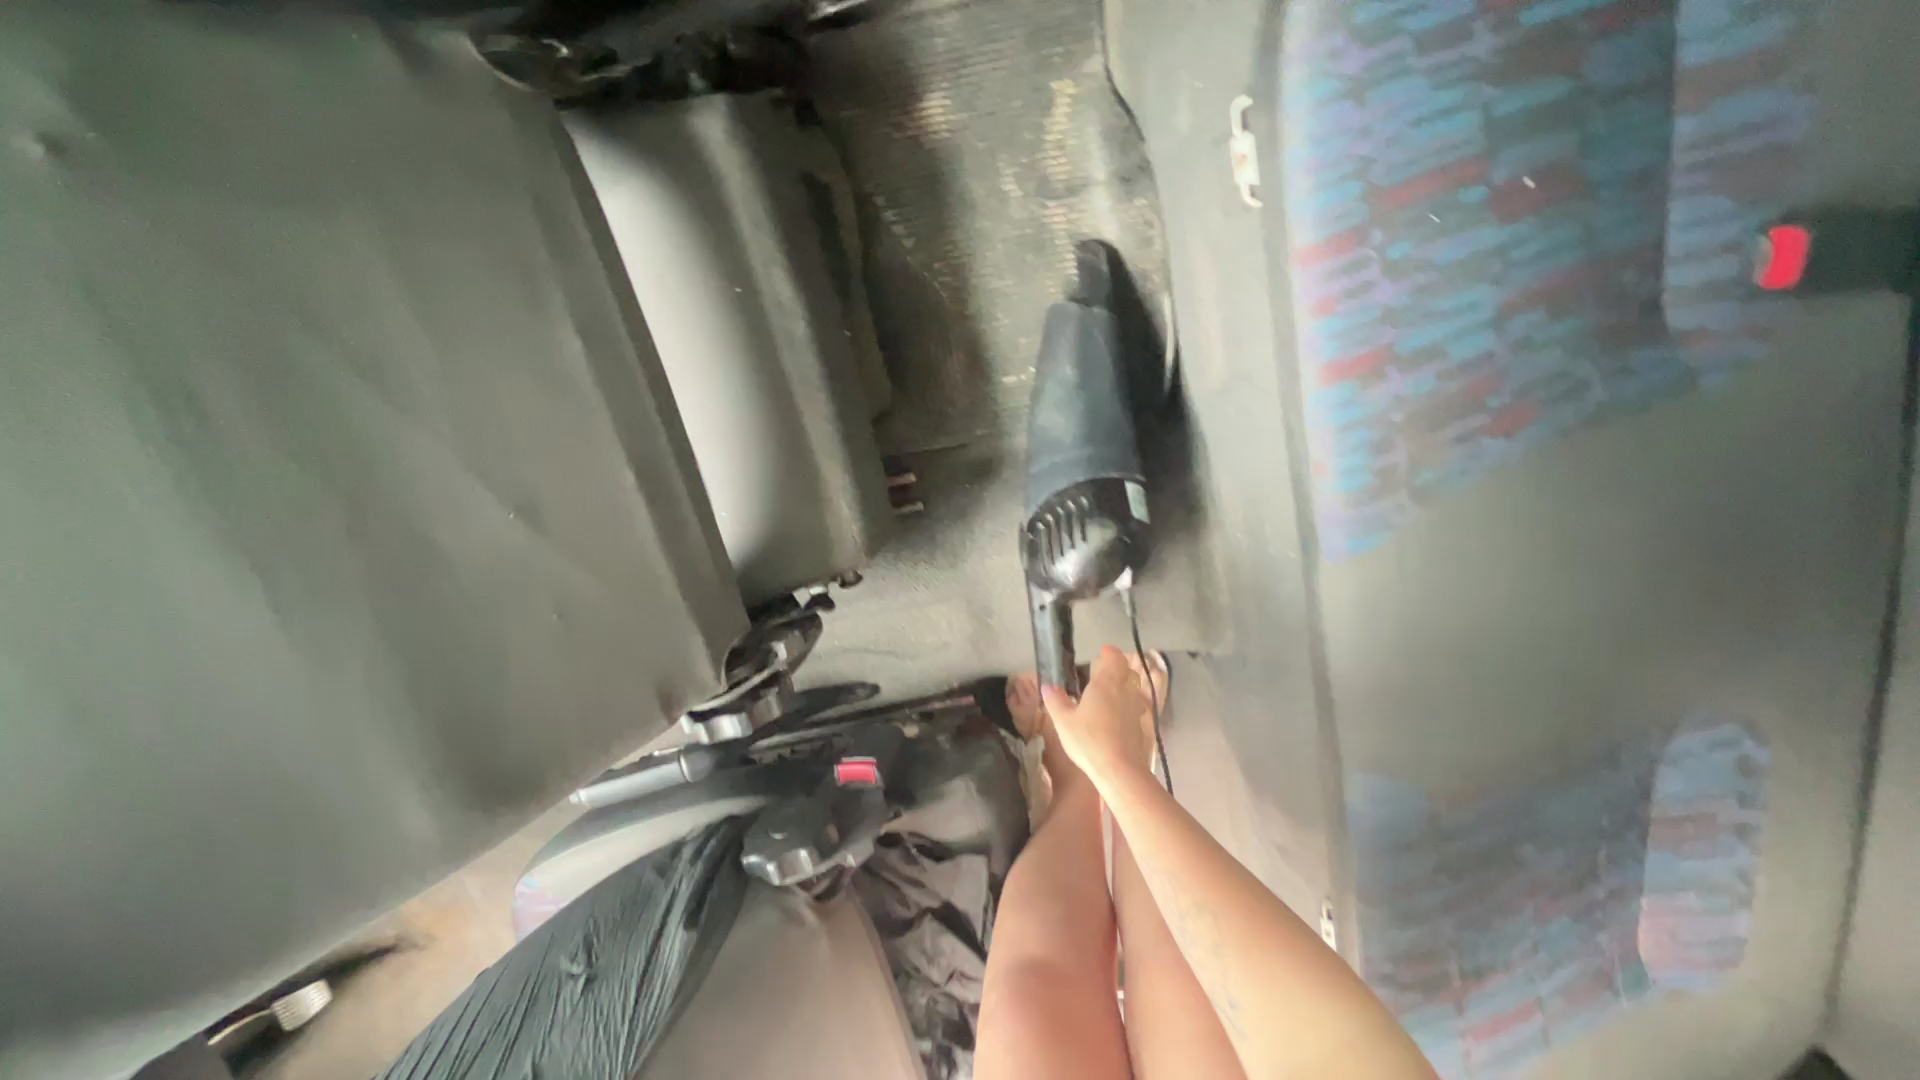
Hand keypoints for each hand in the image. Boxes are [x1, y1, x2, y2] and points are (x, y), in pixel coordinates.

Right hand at [1039, 646, 1163, 785]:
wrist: (1119, 769)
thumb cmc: (1088, 740)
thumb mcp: (1063, 721)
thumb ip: (1056, 700)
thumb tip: (1048, 685)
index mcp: (1105, 684)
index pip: (1115, 658)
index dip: (1110, 653)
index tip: (1103, 651)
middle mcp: (1124, 692)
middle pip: (1127, 672)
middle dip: (1117, 669)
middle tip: (1104, 672)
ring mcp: (1136, 709)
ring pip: (1133, 691)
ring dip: (1123, 688)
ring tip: (1109, 695)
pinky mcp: (1141, 727)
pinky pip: (1135, 709)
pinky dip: (1127, 707)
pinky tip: (1116, 718)